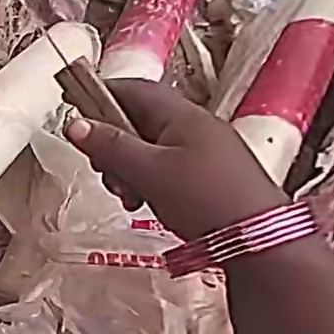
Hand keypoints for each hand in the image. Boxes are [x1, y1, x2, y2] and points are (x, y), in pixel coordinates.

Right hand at [64, 79, 286, 240]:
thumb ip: (110, 146)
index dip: (101, 92)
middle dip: (110, 144)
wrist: (260, 243)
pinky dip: (143, 181)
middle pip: (136, 122)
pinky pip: (161, 168)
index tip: (73, 104)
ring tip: (126, 193)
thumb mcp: (149, 171)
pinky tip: (142, 202)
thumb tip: (74, 124)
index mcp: (182, 116)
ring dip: (125, 168)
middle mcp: (193, 128)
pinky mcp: (204, 177)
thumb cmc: (204, 198)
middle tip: (102, 168)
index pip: (134, 89)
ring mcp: (201, 152)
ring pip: (146, 148)